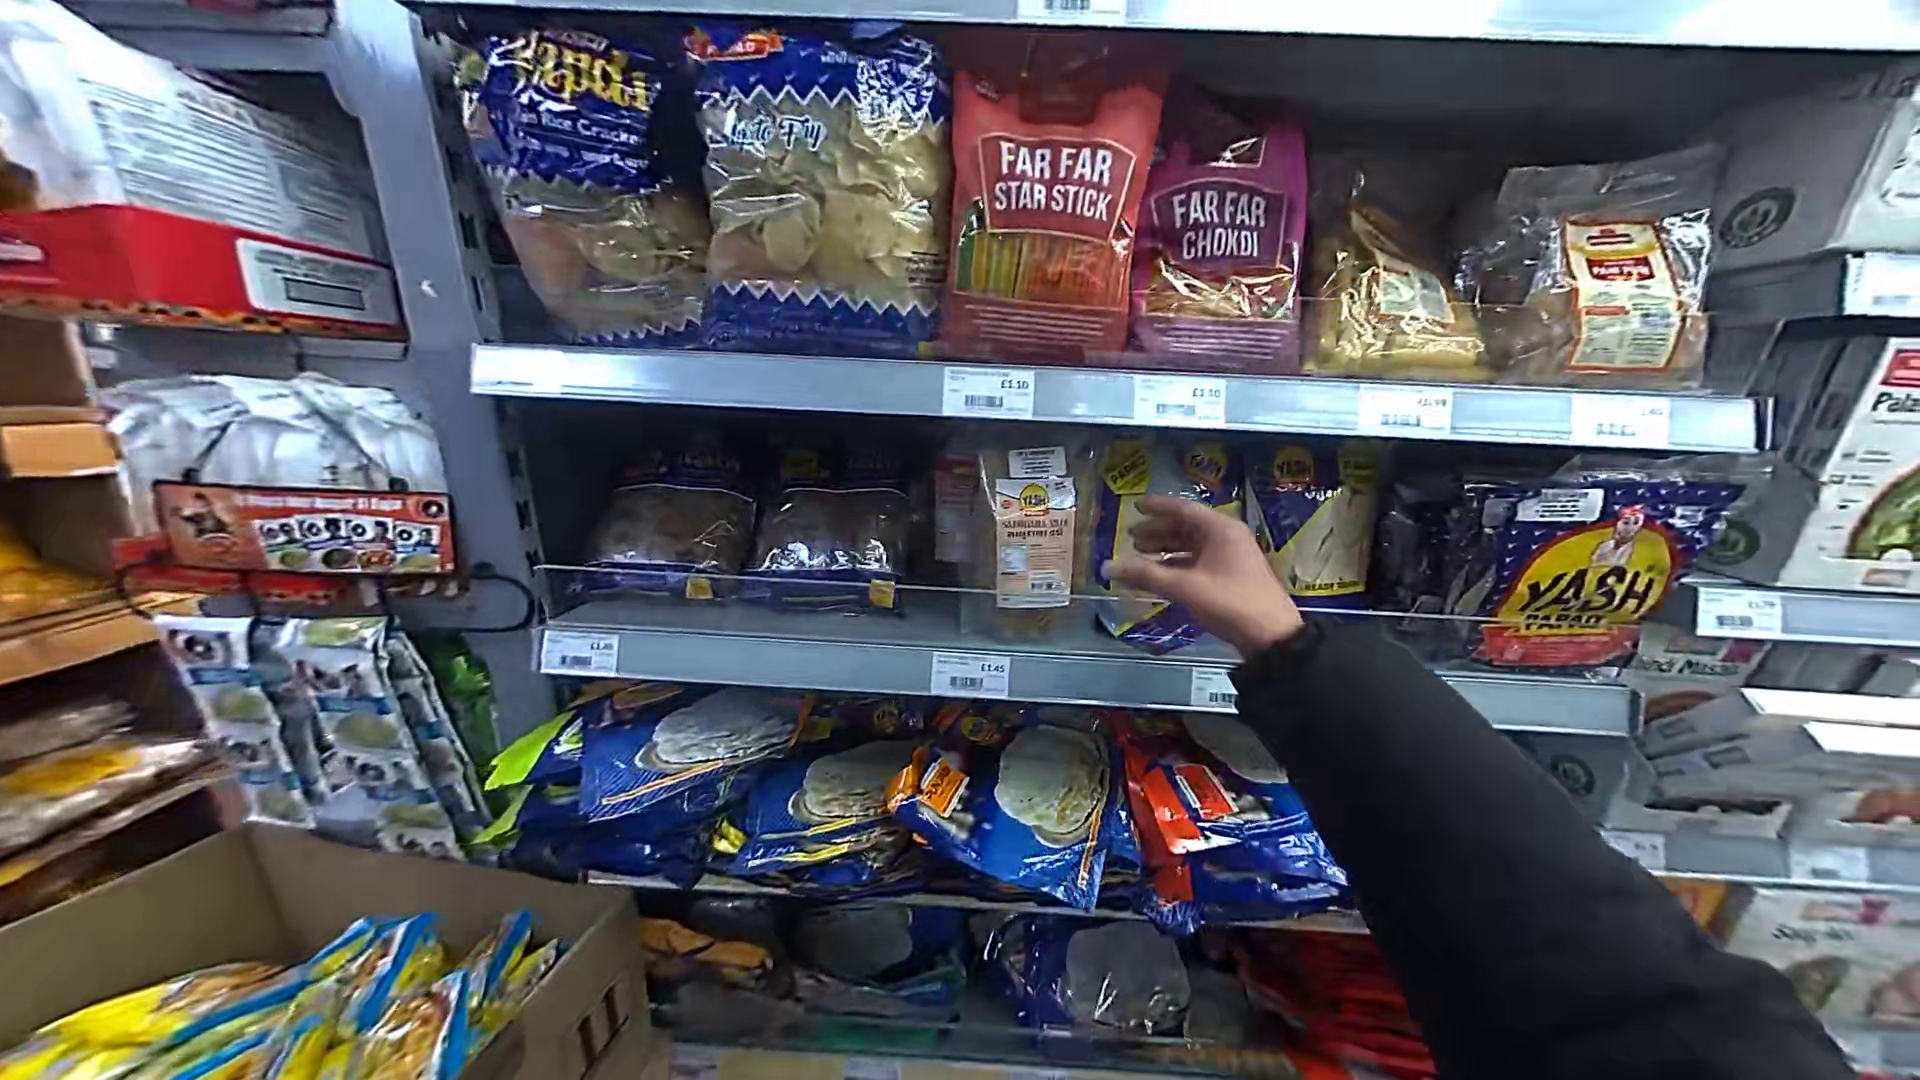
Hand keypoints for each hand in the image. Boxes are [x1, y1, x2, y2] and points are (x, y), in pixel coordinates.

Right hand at [1102, 494, 1303, 657]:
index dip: (1157, 507)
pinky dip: (1176, 565)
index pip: (1183, 509)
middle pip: (1186, 527)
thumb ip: (1144, 575)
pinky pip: (1196, 561)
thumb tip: (1106, 567)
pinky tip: (1158, 575)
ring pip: (1191, 545)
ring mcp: (1230, 556)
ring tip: (1139, 556)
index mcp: (1220, 529)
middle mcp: (1226, 537)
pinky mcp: (1230, 575)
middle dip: (1157, 532)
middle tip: (1131, 538)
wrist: (1271, 636)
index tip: (1135, 506)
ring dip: (1165, 549)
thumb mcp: (1183, 587)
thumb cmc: (1228, 602)